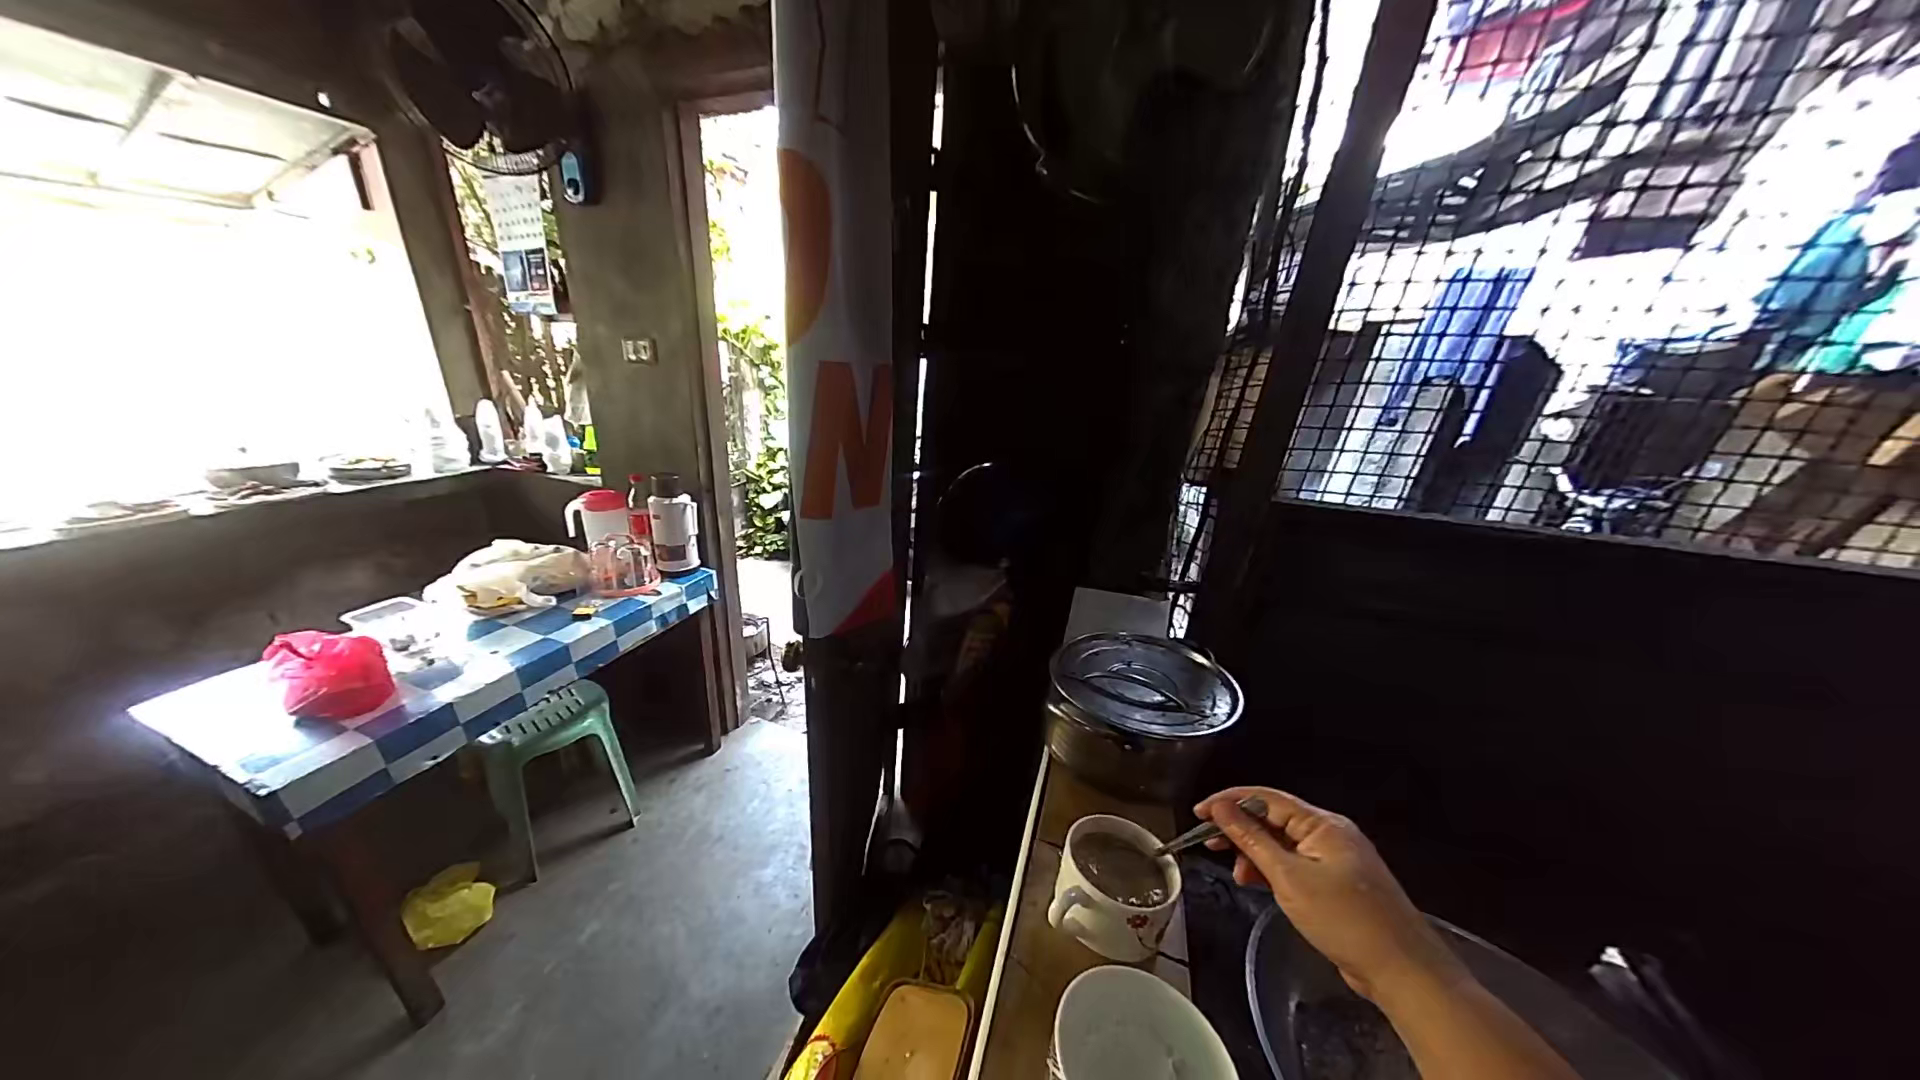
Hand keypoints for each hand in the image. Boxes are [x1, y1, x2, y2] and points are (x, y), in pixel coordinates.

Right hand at [1193, 786, 1464, 1001]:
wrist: (1404, 973)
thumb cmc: (1346, 921)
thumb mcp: (1288, 877)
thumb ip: (1251, 839)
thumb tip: (1222, 808)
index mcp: (1322, 824)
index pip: (1265, 797)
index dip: (1228, 801)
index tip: (1199, 813)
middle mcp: (1329, 834)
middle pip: (1272, 818)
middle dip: (1239, 828)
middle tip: (1209, 841)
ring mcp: (1334, 859)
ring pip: (1281, 843)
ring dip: (1254, 853)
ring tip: (1236, 872)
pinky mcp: (1336, 883)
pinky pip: (1294, 863)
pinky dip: (1272, 870)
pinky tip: (1257, 883)